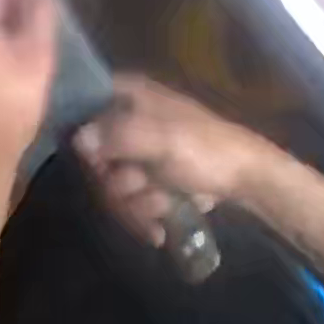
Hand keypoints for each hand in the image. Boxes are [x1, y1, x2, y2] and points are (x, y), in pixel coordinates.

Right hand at [73, 75, 283, 245]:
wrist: (245, 177)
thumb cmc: (206, 149)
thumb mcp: (162, 139)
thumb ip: (119, 136)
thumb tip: (77, 138)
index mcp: (130, 95)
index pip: (84, 108)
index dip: (87, 143)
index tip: (100, 165)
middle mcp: (126, 117)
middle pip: (94, 158)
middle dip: (119, 185)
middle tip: (144, 189)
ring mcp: (136, 149)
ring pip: (111, 185)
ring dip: (137, 203)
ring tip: (165, 205)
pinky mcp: (147, 176)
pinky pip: (128, 200)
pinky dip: (144, 215)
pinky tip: (161, 228)